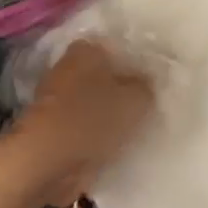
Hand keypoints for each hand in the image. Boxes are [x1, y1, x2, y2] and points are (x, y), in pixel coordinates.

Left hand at [2, 39, 154, 206]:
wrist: (49, 161)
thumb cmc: (93, 118)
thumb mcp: (136, 99)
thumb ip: (147, 86)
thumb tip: (148, 82)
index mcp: (86, 50)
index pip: (117, 46)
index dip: (138, 61)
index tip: (158, 79)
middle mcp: (68, 67)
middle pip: (106, 74)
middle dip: (125, 88)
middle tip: (154, 103)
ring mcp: (58, 98)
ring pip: (96, 100)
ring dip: (113, 112)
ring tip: (142, 126)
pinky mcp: (55, 127)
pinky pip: (87, 124)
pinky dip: (100, 132)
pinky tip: (121, 142)